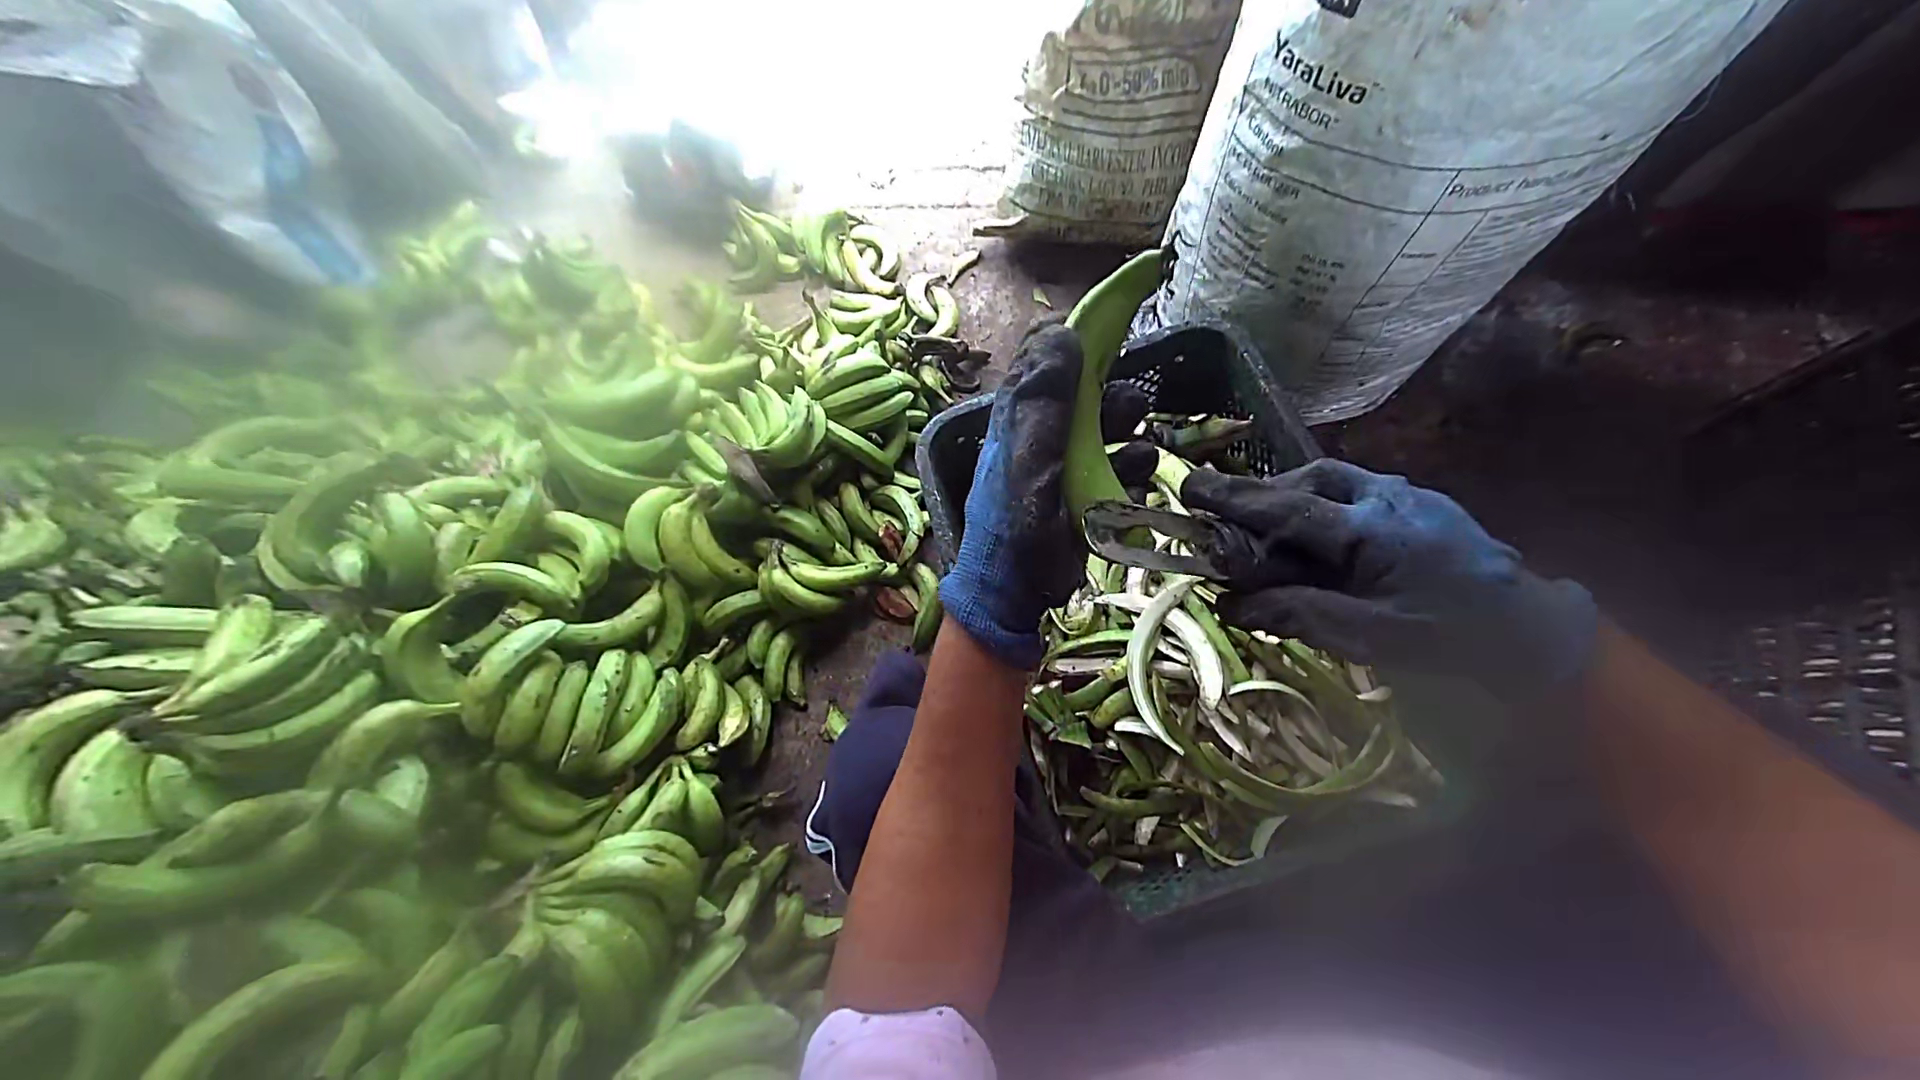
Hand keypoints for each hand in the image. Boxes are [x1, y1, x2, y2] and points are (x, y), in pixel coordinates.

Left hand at [939, 323, 1153, 667]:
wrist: (1016, 592)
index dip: (1077, 338)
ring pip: (1104, 426)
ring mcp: (1062, 462)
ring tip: (1136, 444)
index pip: (1045, 359)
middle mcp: (1040, 433)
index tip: (1114, 323)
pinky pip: (1114, 464)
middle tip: (1131, 406)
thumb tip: (1063, 335)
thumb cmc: (1015, 525)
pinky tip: (1135, 471)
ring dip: (1126, 430)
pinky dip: (1129, 465)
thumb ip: (1044, 403)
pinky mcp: (1082, 489)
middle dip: (1110, 394)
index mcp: (1019, 417)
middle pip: (1084, 392)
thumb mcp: (1027, 460)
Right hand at [1181, 459, 1596, 700]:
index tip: (1187, 487)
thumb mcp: (1373, 637)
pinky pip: (1354, 487)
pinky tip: (1314, 533)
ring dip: (1289, 496)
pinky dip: (1318, 502)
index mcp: (1375, 532)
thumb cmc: (1455, 639)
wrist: (1540, 632)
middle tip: (1224, 513)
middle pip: (1307, 481)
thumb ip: (1299, 615)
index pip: (1287, 511)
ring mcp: (1408, 495)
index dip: (1233, 500)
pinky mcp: (1419, 502)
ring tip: (1266, 529)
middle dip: (1259, 494)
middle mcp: (1388, 499)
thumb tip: (1230, 603)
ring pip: (1331, 477)